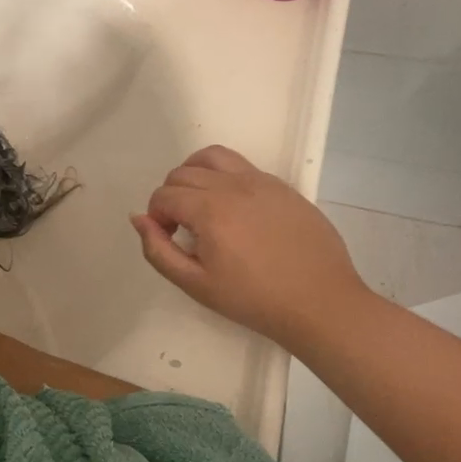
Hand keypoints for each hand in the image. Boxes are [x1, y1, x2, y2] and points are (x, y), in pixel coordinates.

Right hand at [130, 145, 376, 347]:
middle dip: (171, 197)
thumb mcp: (195, 284)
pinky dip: (226, 178)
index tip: (169, 239)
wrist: (321, 304)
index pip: (164, 196)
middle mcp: (233, 187)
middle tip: (182, 228)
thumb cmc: (254, 300)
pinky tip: (235, 209)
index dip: (156, 217)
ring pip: (212, 157)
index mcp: (210, 211)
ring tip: (201, 202)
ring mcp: (262, 183)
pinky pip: (243, 167)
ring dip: (195, 173)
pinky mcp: (284, 188)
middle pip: (183, 173)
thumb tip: (139, 219)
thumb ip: (158, 250)